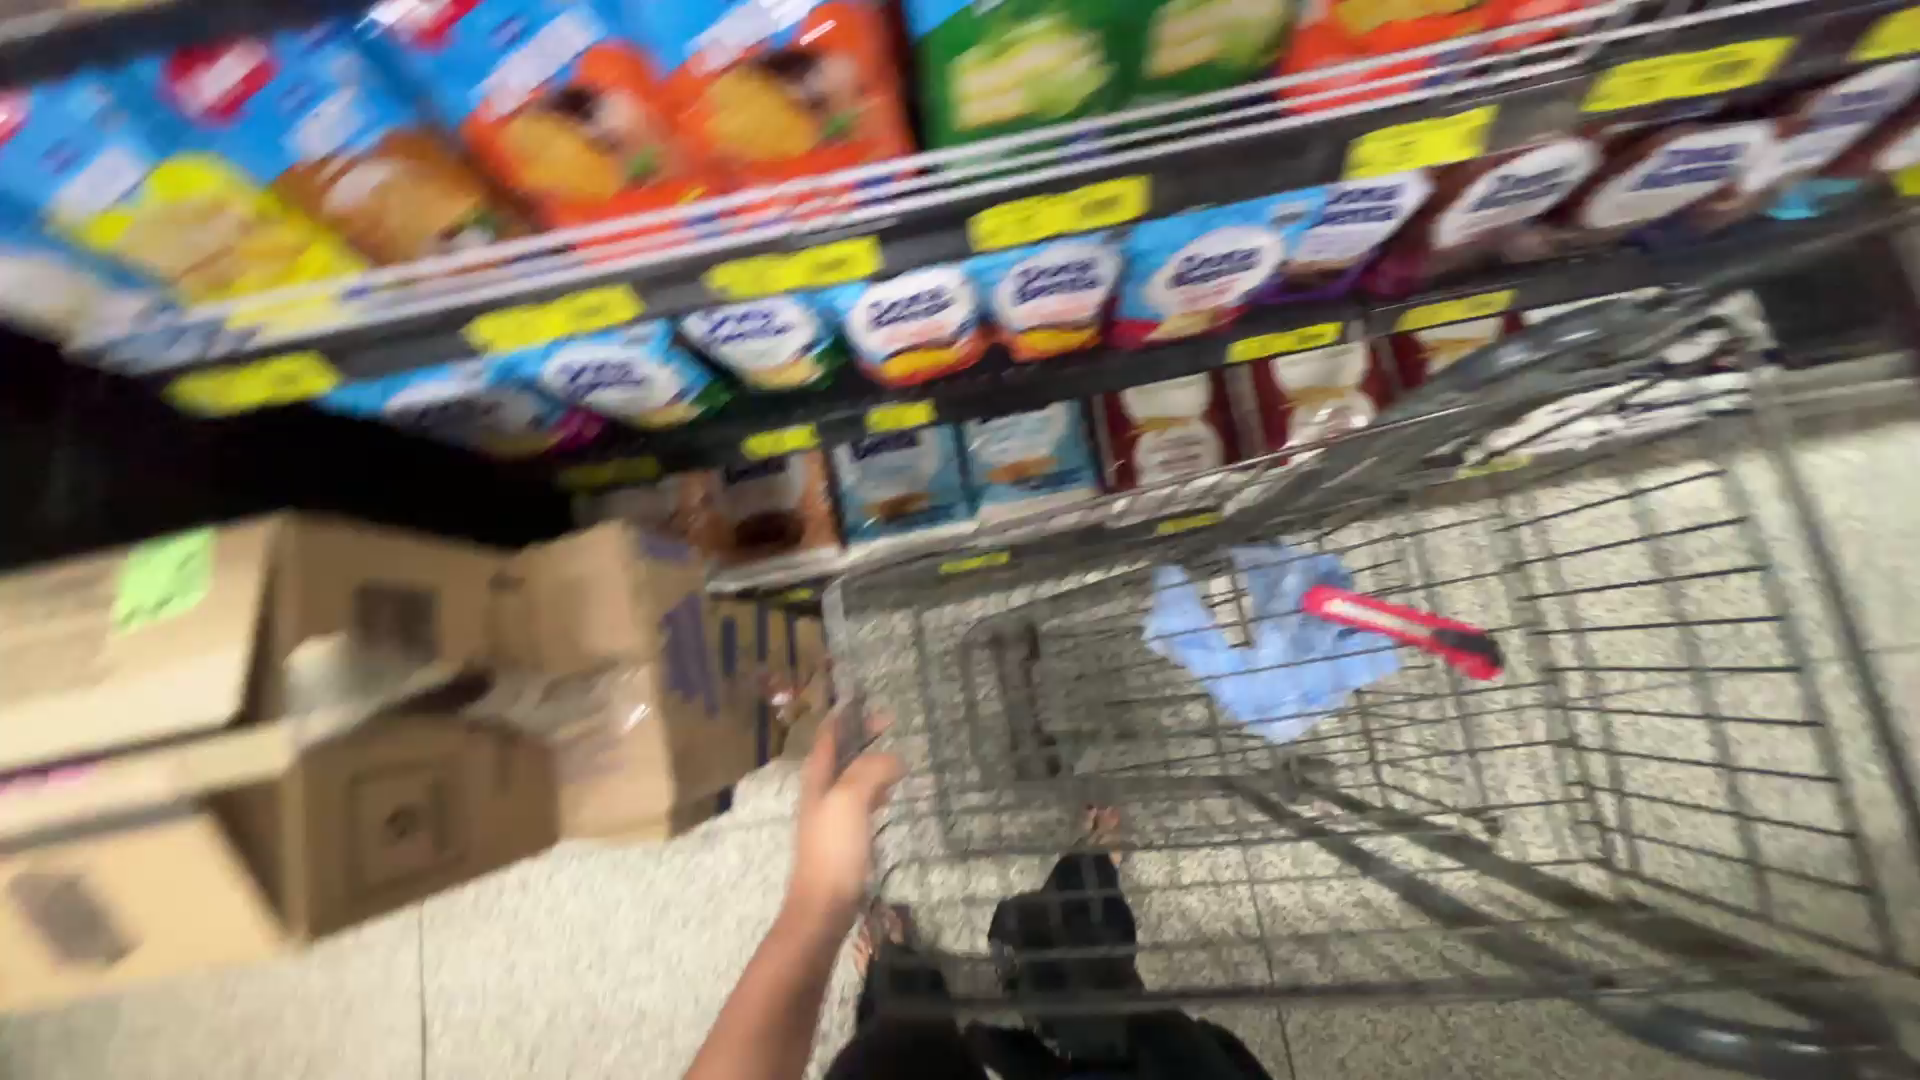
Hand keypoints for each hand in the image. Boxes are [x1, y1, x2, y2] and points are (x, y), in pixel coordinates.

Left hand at [784, 699, 902, 933]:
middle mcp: (820, 791)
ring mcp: (831, 815)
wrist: (822, 908)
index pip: (829, 734)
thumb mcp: (851, 800)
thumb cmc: (833, 850)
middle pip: (840, 752)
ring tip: (894, 752)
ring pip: (851, 775)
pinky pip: (860, 799)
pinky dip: (875, 787)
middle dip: (861, 734)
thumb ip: (870, 770)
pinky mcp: (843, 837)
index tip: (865, 698)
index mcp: (817, 777)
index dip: (845, 714)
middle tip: (890, 722)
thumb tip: (894, 758)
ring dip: (870, 760)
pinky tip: (889, 792)